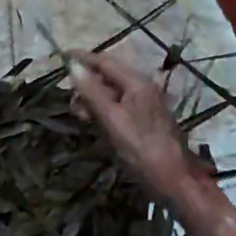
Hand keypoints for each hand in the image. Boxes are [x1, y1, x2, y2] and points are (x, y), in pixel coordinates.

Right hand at [68, 50, 197, 195]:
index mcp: (138, 82)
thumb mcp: (110, 119)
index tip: (63, 56)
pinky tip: (96, 122)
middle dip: (88, 83)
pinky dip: (105, 108)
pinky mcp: (147, 117)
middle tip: (72, 100)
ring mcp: (147, 102)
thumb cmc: (140, 148)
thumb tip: (73, 66)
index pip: (105, 61)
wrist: (172, 179)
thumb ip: (91, 91)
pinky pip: (120, 104)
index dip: (83, 58)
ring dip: (95, 98)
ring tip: (82, 116)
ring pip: (113, 91)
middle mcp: (144, 86)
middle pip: (109, 75)